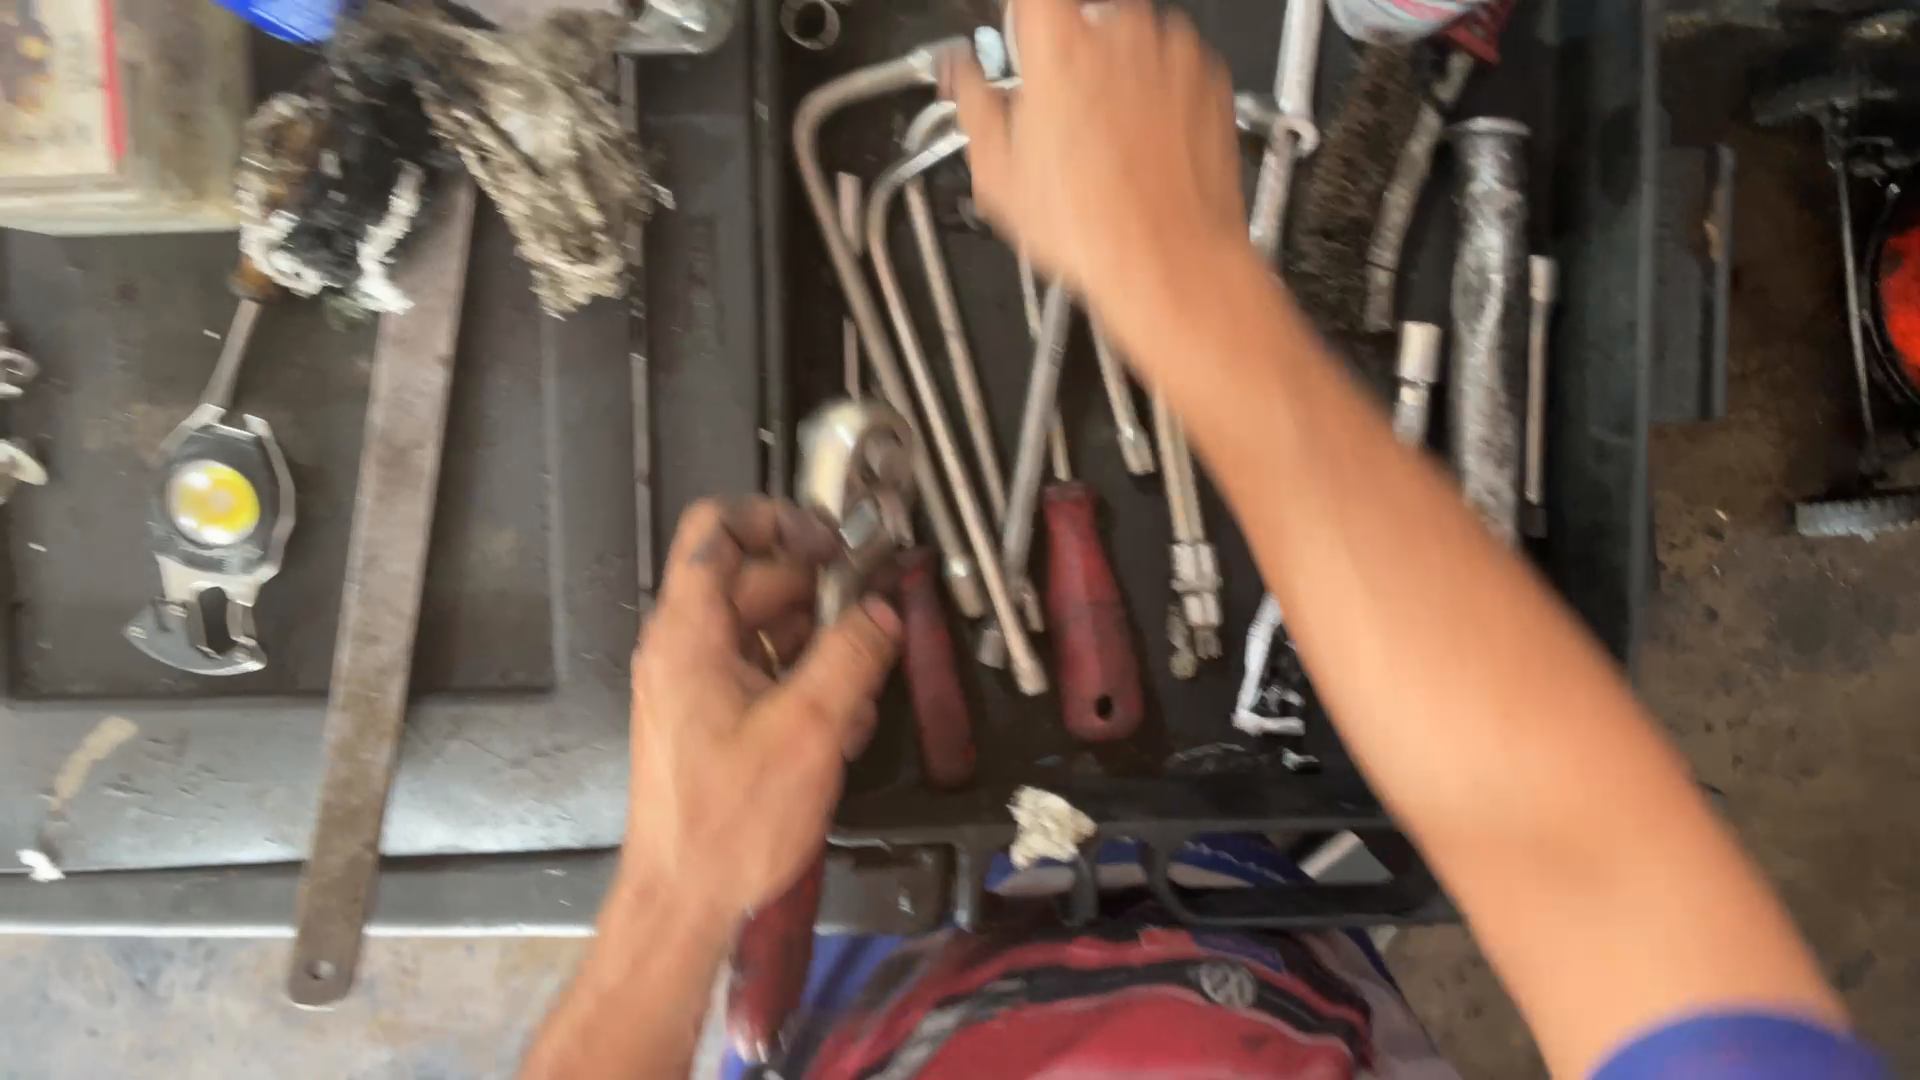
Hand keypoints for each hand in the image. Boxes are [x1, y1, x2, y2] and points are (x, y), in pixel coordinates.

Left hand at [620, 496, 901, 921]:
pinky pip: (770, 670)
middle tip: (877, 621)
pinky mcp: (722, 714)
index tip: (834, 546)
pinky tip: (845, 722)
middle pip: (760, 580)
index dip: (778, 518)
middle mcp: (690, 645)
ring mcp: (705, 681)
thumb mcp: (809, 728)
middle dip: (824, 595)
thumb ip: (853, 654)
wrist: (685, 906)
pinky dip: (811, 681)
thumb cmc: (735, 818)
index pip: (718, 529)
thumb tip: (885, 610)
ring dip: (826, 646)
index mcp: (691, 632)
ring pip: (774, 629)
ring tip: (864, 689)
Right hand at [947, 0, 1244, 311]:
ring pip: (1130, 44)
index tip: (1019, 32)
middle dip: (1069, 57)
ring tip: (1105, 148)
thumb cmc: (1092, 229)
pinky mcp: (1209, 77)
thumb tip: (962, 76)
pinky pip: (1171, 70)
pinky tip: (1141, 153)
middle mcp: (1121, 31)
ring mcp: (1172, 51)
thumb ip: (974, 106)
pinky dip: (1156, 97)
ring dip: (1114, 79)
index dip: (1022, 15)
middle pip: (1082, 16)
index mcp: (1060, 47)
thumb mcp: (1000, 180)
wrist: (1170, 261)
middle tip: (1060, 119)